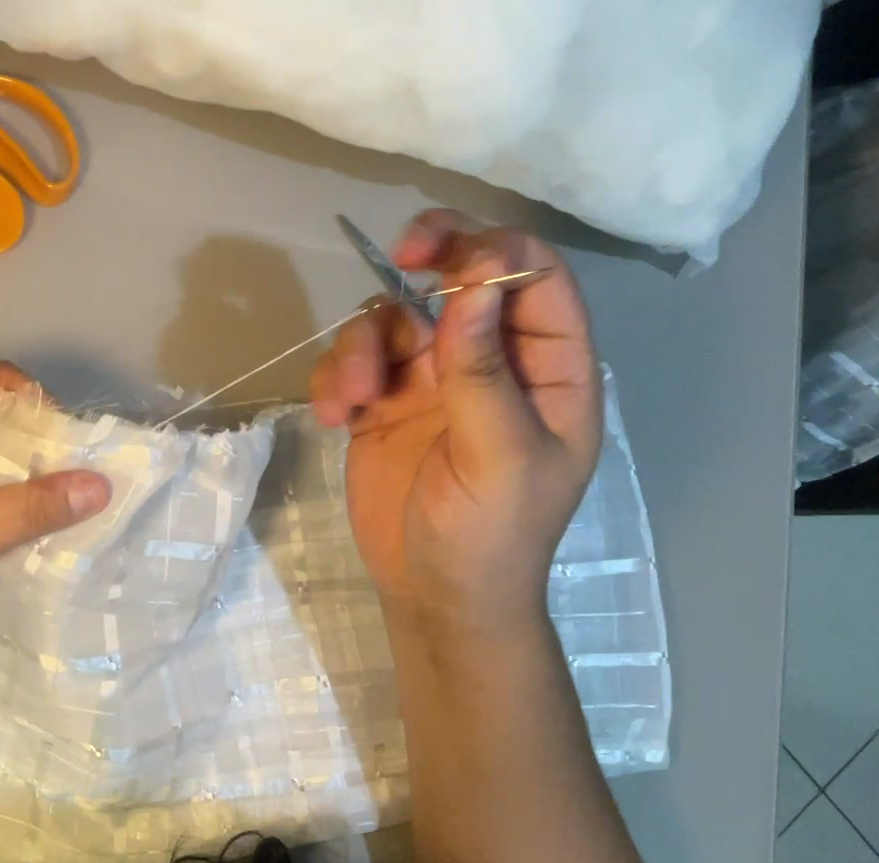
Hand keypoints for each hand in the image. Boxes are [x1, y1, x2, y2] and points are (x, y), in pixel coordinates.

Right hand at [310, 211, 602, 626]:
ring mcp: (430, 382)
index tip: (441, 255)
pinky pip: (352, 363)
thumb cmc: (491, 535)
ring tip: (351, 399)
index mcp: (547, 368)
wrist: (435, 597)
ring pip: (392, 318)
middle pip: (462, 276)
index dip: (493, 248)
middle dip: (430, 256)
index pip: (534, 277)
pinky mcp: (380, 407)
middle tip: (398, 253)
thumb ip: (487, 373)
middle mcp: (490, 360)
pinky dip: (335, 379)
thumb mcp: (502, 458)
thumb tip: (474, 283)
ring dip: (363, 346)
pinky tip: (332, 418)